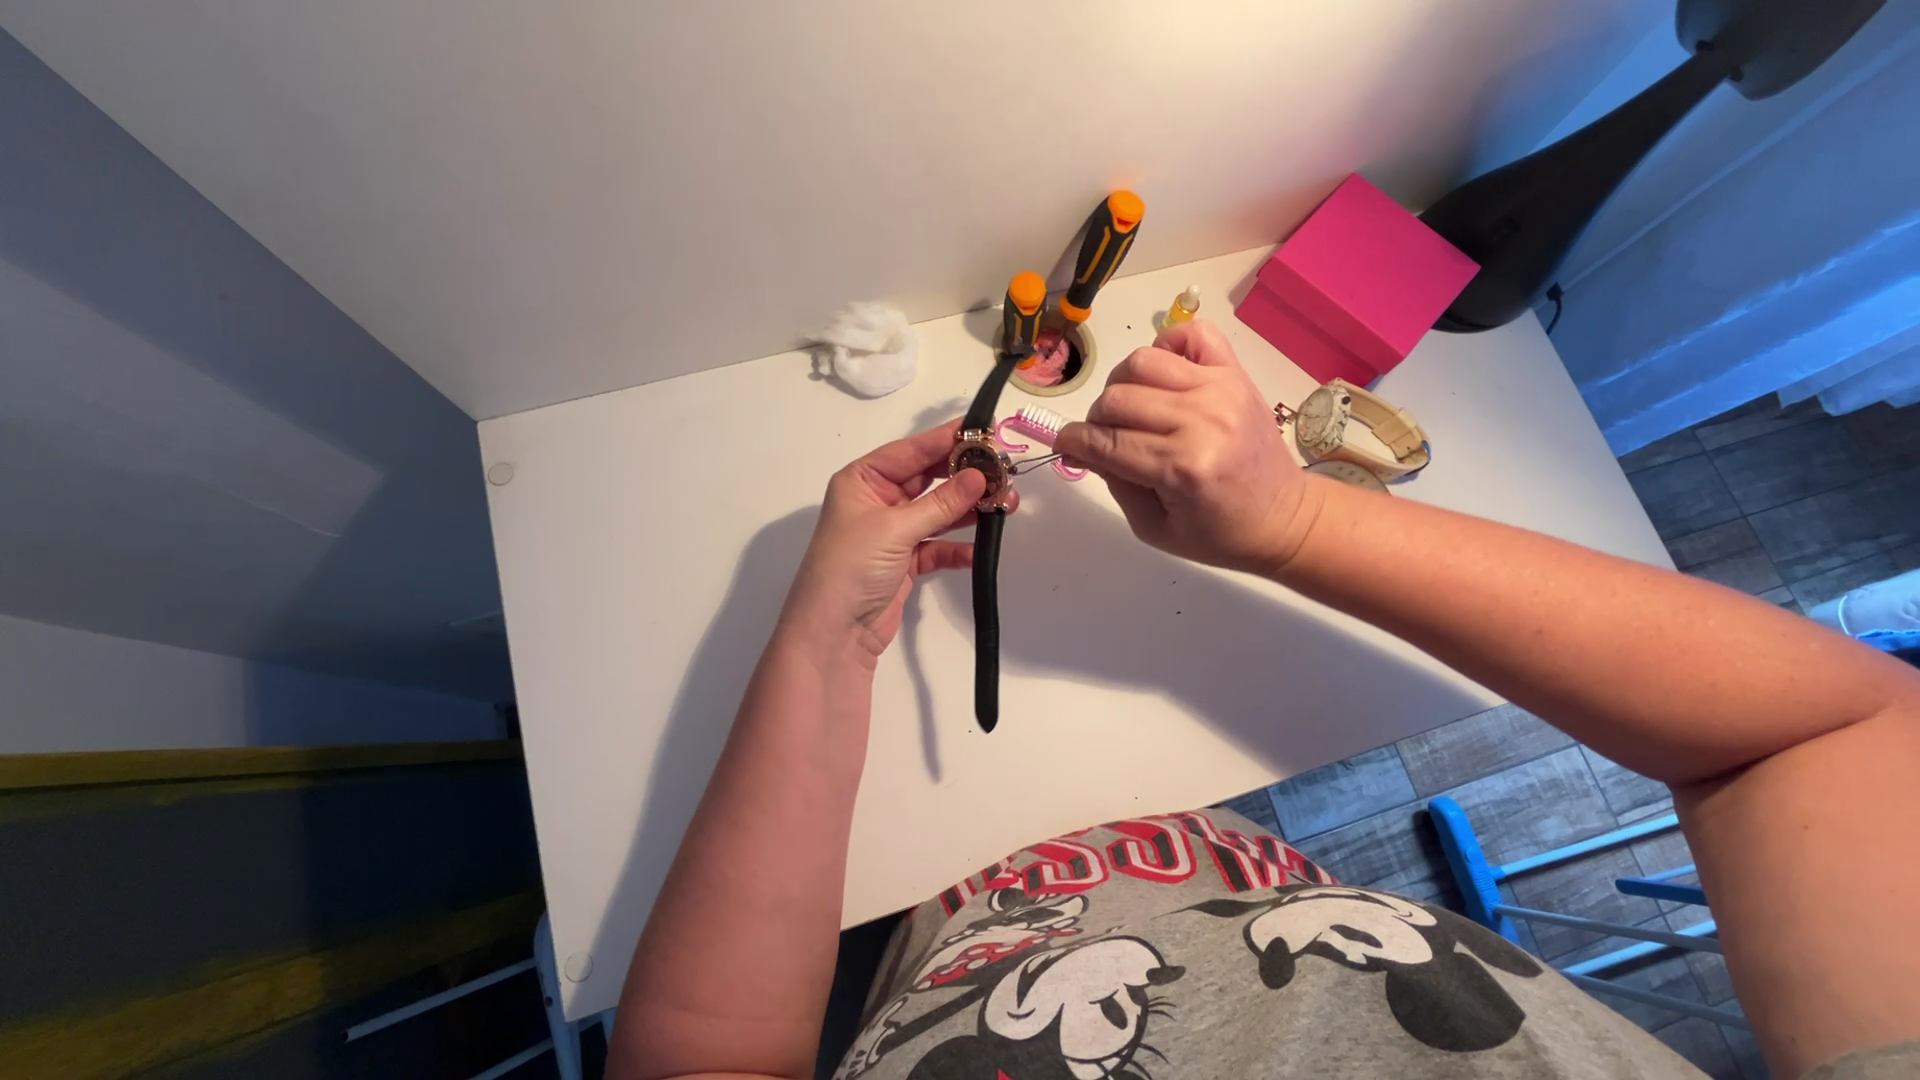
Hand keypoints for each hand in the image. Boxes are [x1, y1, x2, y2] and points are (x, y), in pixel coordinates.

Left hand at [781, 419, 1017, 657]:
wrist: (833, 634)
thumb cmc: (852, 567)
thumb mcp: (895, 528)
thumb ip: (940, 503)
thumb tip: (980, 476)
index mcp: (862, 480)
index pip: (911, 451)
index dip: (947, 439)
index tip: (985, 429)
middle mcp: (877, 501)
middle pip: (928, 479)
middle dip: (966, 477)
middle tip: (1005, 472)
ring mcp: (891, 533)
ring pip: (938, 512)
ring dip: (969, 510)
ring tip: (1006, 504)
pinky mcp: (904, 563)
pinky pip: (938, 547)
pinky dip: (958, 548)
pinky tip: (980, 549)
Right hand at [1054, 320, 1317, 575]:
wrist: (1283, 518)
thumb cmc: (1216, 534)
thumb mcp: (1152, 527)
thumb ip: (1114, 481)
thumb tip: (1083, 446)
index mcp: (1181, 469)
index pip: (1105, 441)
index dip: (1074, 442)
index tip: (1066, 447)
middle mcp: (1201, 421)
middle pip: (1117, 398)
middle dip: (1096, 420)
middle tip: (1105, 438)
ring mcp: (1221, 390)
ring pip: (1143, 362)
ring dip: (1123, 384)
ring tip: (1131, 408)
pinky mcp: (1235, 373)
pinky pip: (1192, 334)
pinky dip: (1168, 345)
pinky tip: (1164, 377)